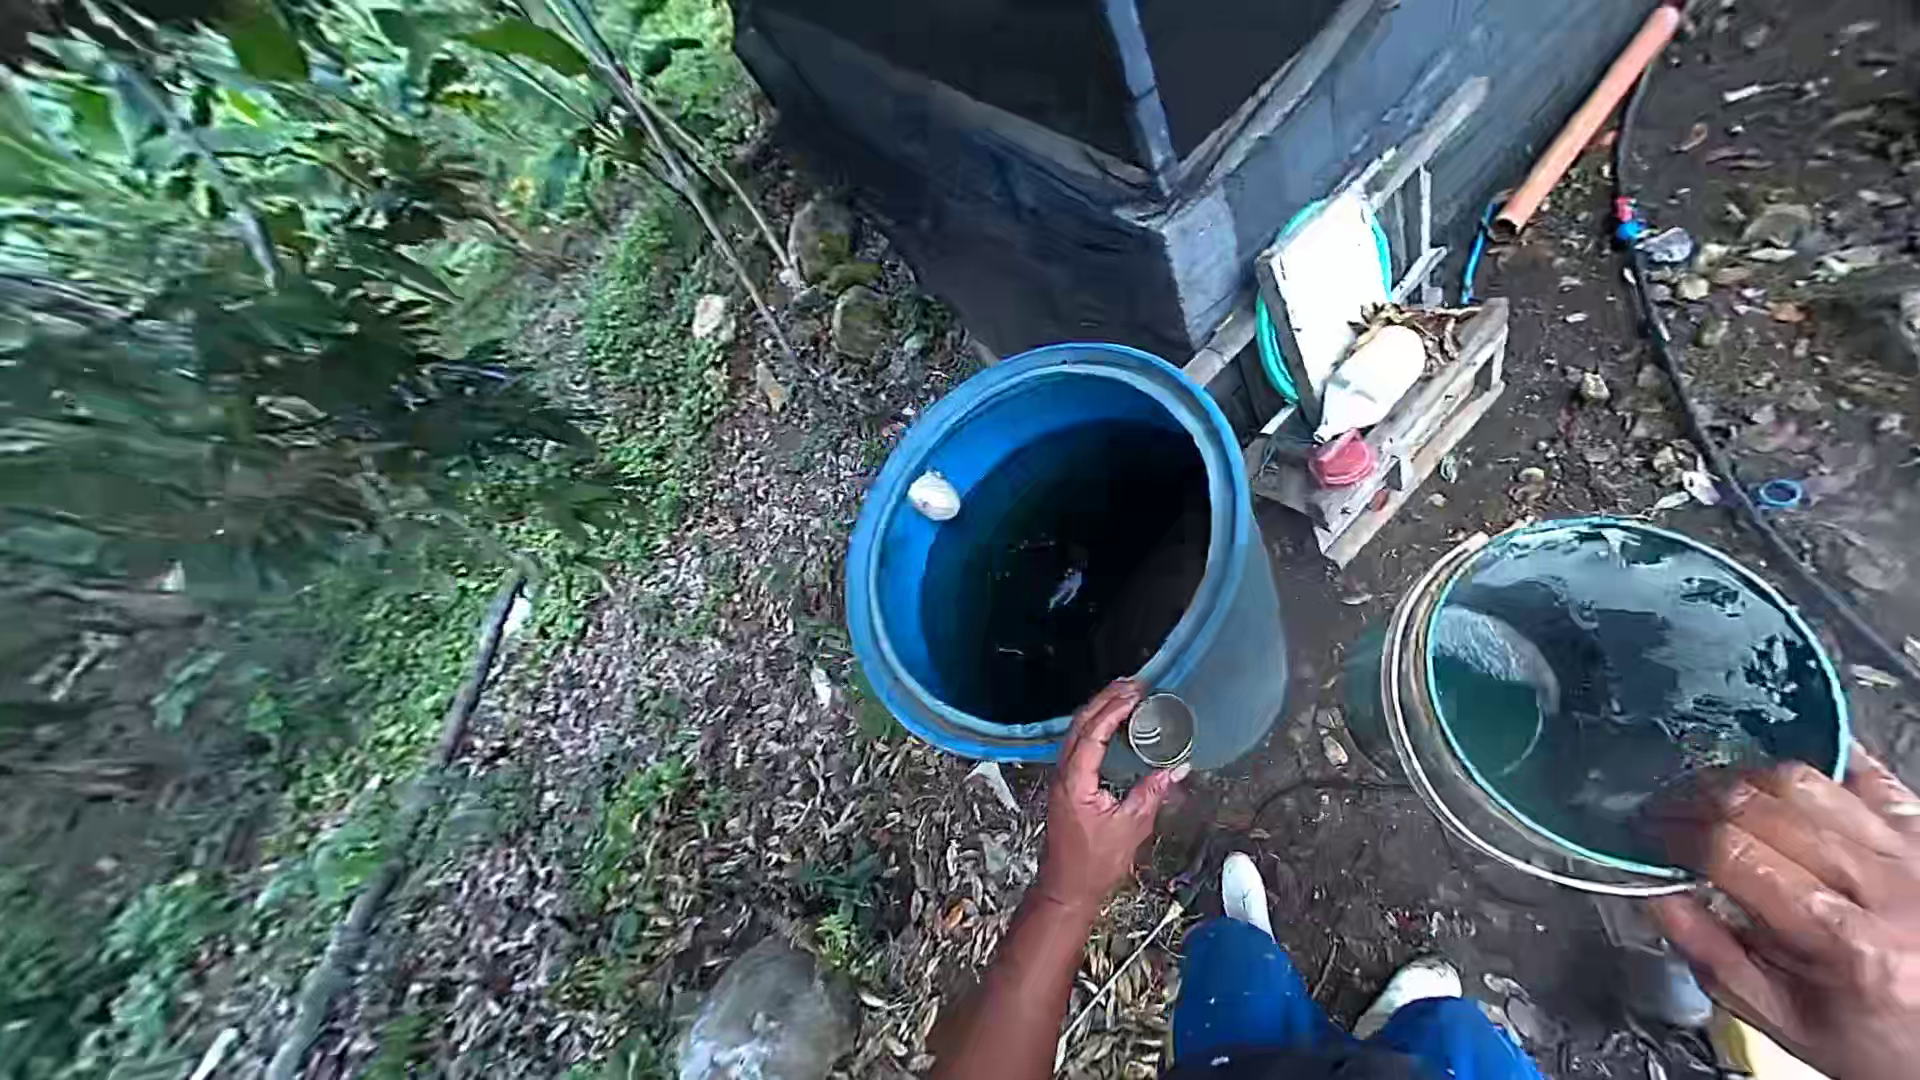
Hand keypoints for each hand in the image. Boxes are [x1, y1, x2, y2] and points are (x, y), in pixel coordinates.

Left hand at [1033, 679, 1188, 914]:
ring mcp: (1061, 774)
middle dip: (1105, 700)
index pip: (1094, 733)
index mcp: (1076, 779)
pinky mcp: (1066, 780)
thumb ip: (1151, 793)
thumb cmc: (1095, 862)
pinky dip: (1095, 726)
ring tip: (1123, 694)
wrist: (1067, 886)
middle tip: (1131, 684)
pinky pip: (1078, 742)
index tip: (1135, 694)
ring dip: (1099, 709)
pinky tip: (1110, 722)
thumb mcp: (1130, 828)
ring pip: (1077, 730)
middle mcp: (1063, 770)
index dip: (1114, 710)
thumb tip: (1176, 769)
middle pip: (1081, 723)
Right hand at [1649, 746, 1919, 1079]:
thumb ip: (1708, 953)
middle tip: (1665, 813)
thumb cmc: (1879, 1039)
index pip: (1728, 849)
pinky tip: (1775, 776)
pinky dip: (1820, 763)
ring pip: (1801, 780)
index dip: (1671, 833)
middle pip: (1755, 803)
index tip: (1646, 836)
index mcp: (1849, 941)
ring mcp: (1918, 858)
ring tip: (1715, 799)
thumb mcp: (1782, 1019)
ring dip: (1738, 780)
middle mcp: (1892, 890)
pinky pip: (1871, 779)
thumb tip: (1654, 891)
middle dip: (1689, 800)